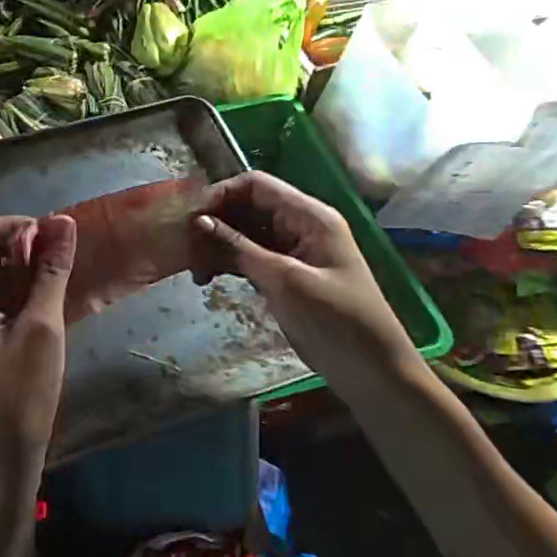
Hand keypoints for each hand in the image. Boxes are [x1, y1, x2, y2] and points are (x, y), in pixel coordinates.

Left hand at [0, 215, 77, 495]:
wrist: (4, 456)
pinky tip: (52, 296)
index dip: (15, 226)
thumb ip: (52, 272)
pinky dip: (24, 290)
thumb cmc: (21, 392)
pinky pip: (0, 298)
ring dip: (27, 268)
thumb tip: (65, 223)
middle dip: (23, 246)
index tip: (52, 236)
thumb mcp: (43, 327)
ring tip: (62, 274)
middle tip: (62, 257)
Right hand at [193, 171, 410, 373]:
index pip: (256, 185)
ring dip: (216, 245)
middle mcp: (299, 225)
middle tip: (185, 249)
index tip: (190, 219)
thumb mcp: (285, 281)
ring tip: (194, 270)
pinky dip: (227, 263)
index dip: (220, 195)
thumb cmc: (336, 320)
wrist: (371, 370)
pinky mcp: (284, 275)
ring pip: (244, 233)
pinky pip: (249, 257)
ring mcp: (292, 251)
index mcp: (309, 215)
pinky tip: (207, 278)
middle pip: (247, 207)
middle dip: (214, 222)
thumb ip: (241, 248)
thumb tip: (200, 221)